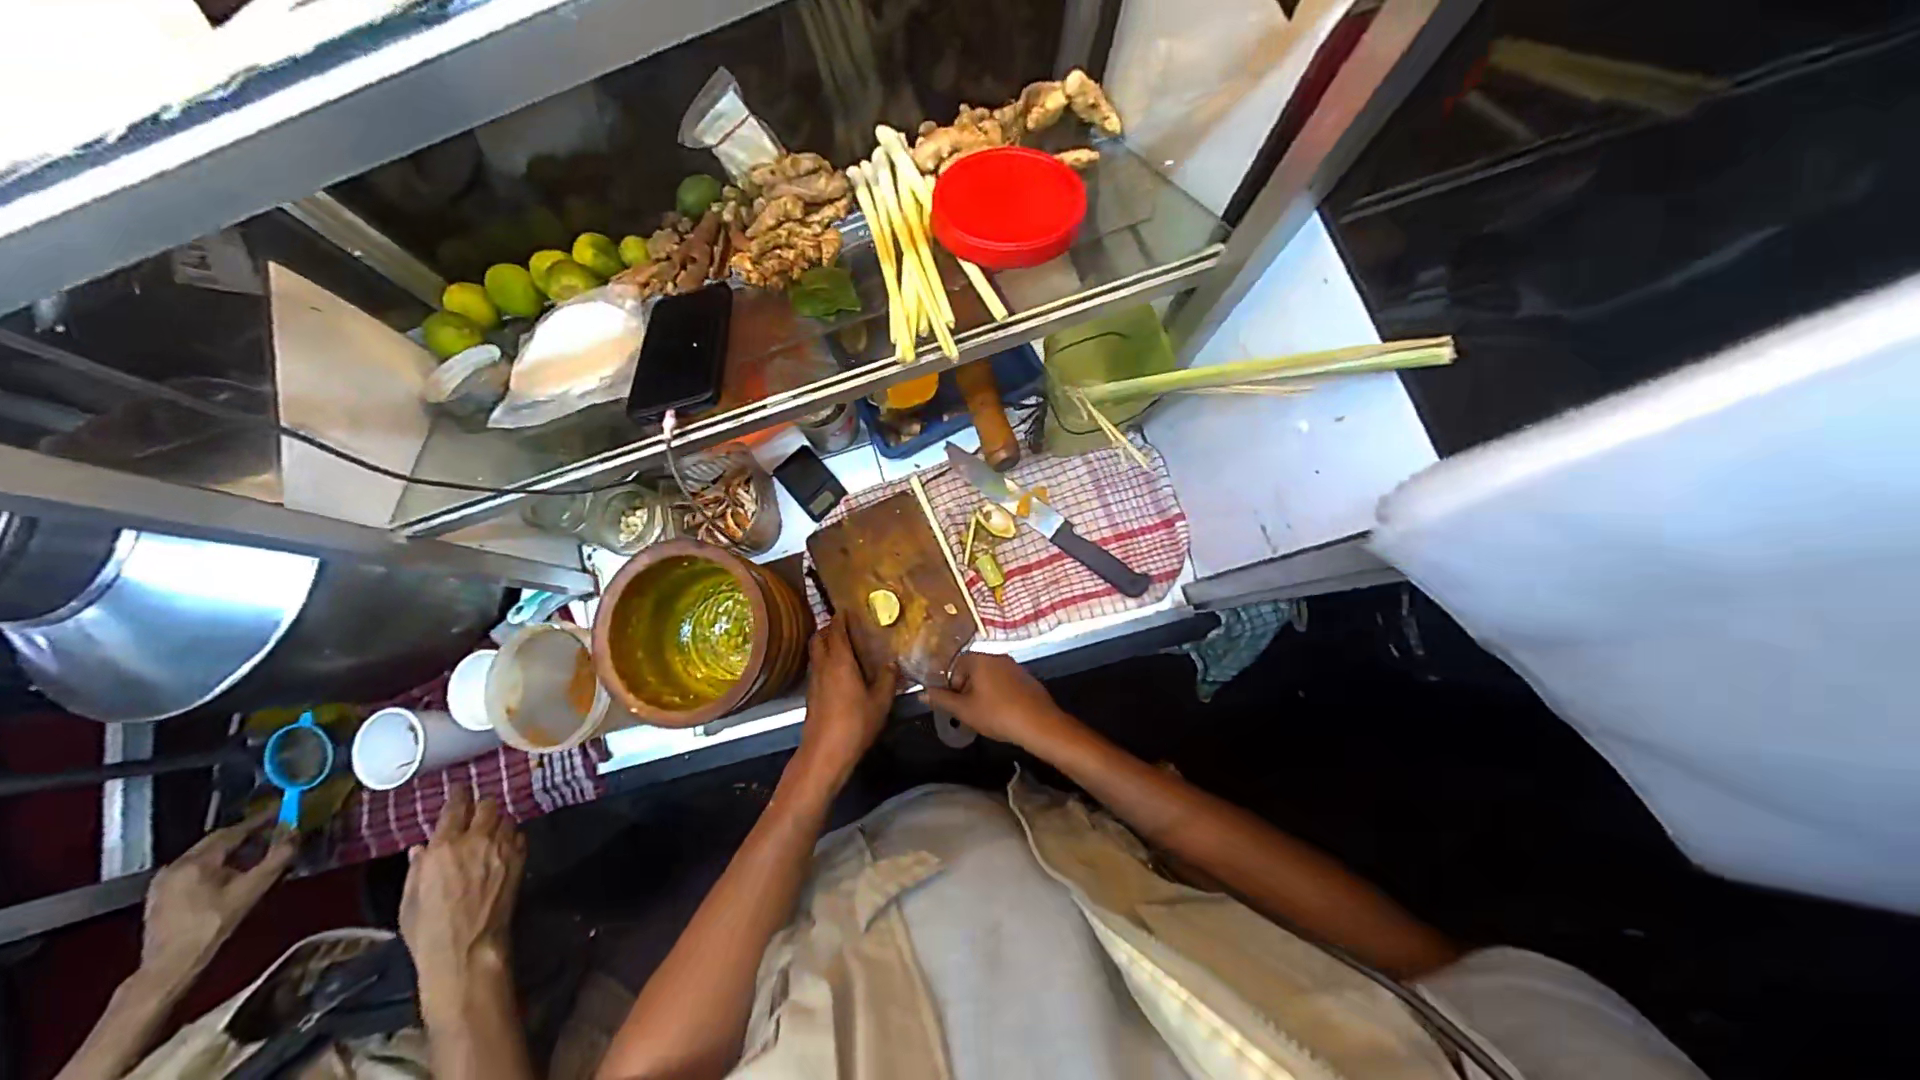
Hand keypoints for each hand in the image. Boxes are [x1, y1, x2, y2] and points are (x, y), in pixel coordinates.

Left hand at [142, 809, 296, 978]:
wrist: (171, 963)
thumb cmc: (214, 923)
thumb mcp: (252, 889)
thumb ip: (277, 857)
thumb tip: (296, 832)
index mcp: (196, 862)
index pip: (233, 831)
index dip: (260, 820)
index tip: (281, 811)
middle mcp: (175, 865)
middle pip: (216, 841)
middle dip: (245, 833)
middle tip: (272, 829)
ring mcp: (163, 880)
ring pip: (204, 854)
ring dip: (231, 848)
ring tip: (256, 849)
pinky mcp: (161, 893)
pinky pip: (193, 867)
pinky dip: (216, 862)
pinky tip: (230, 871)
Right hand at [400, 788, 526, 996]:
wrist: (468, 947)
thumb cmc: (429, 930)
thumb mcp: (409, 900)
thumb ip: (417, 868)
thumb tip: (422, 848)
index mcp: (443, 848)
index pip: (454, 808)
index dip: (458, 794)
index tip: (460, 788)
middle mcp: (474, 840)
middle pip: (487, 805)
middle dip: (481, 805)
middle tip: (476, 812)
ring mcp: (501, 846)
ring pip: (505, 817)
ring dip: (497, 820)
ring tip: (490, 829)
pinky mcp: (519, 857)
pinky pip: (518, 834)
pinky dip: (510, 835)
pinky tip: (503, 844)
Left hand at [793, 618, 896, 789]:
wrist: (825, 752)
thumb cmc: (855, 723)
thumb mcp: (881, 701)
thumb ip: (887, 679)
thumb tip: (892, 663)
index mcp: (840, 660)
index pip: (836, 630)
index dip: (841, 618)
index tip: (848, 609)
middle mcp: (823, 665)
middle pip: (819, 637)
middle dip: (828, 628)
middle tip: (845, 626)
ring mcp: (814, 680)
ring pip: (815, 652)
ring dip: (825, 644)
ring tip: (843, 645)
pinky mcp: (812, 695)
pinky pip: (817, 667)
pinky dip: (825, 660)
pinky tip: (839, 670)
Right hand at [921, 652, 1083, 753]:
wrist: (1039, 724)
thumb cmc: (997, 714)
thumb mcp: (964, 710)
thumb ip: (942, 699)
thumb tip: (922, 692)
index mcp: (980, 659)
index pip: (957, 663)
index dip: (952, 683)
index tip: (956, 703)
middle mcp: (998, 656)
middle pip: (974, 668)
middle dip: (967, 688)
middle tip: (968, 710)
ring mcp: (1015, 666)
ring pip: (990, 676)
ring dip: (984, 691)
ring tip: (985, 714)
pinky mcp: (1028, 678)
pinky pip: (1006, 682)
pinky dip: (1000, 694)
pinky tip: (1003, 713)